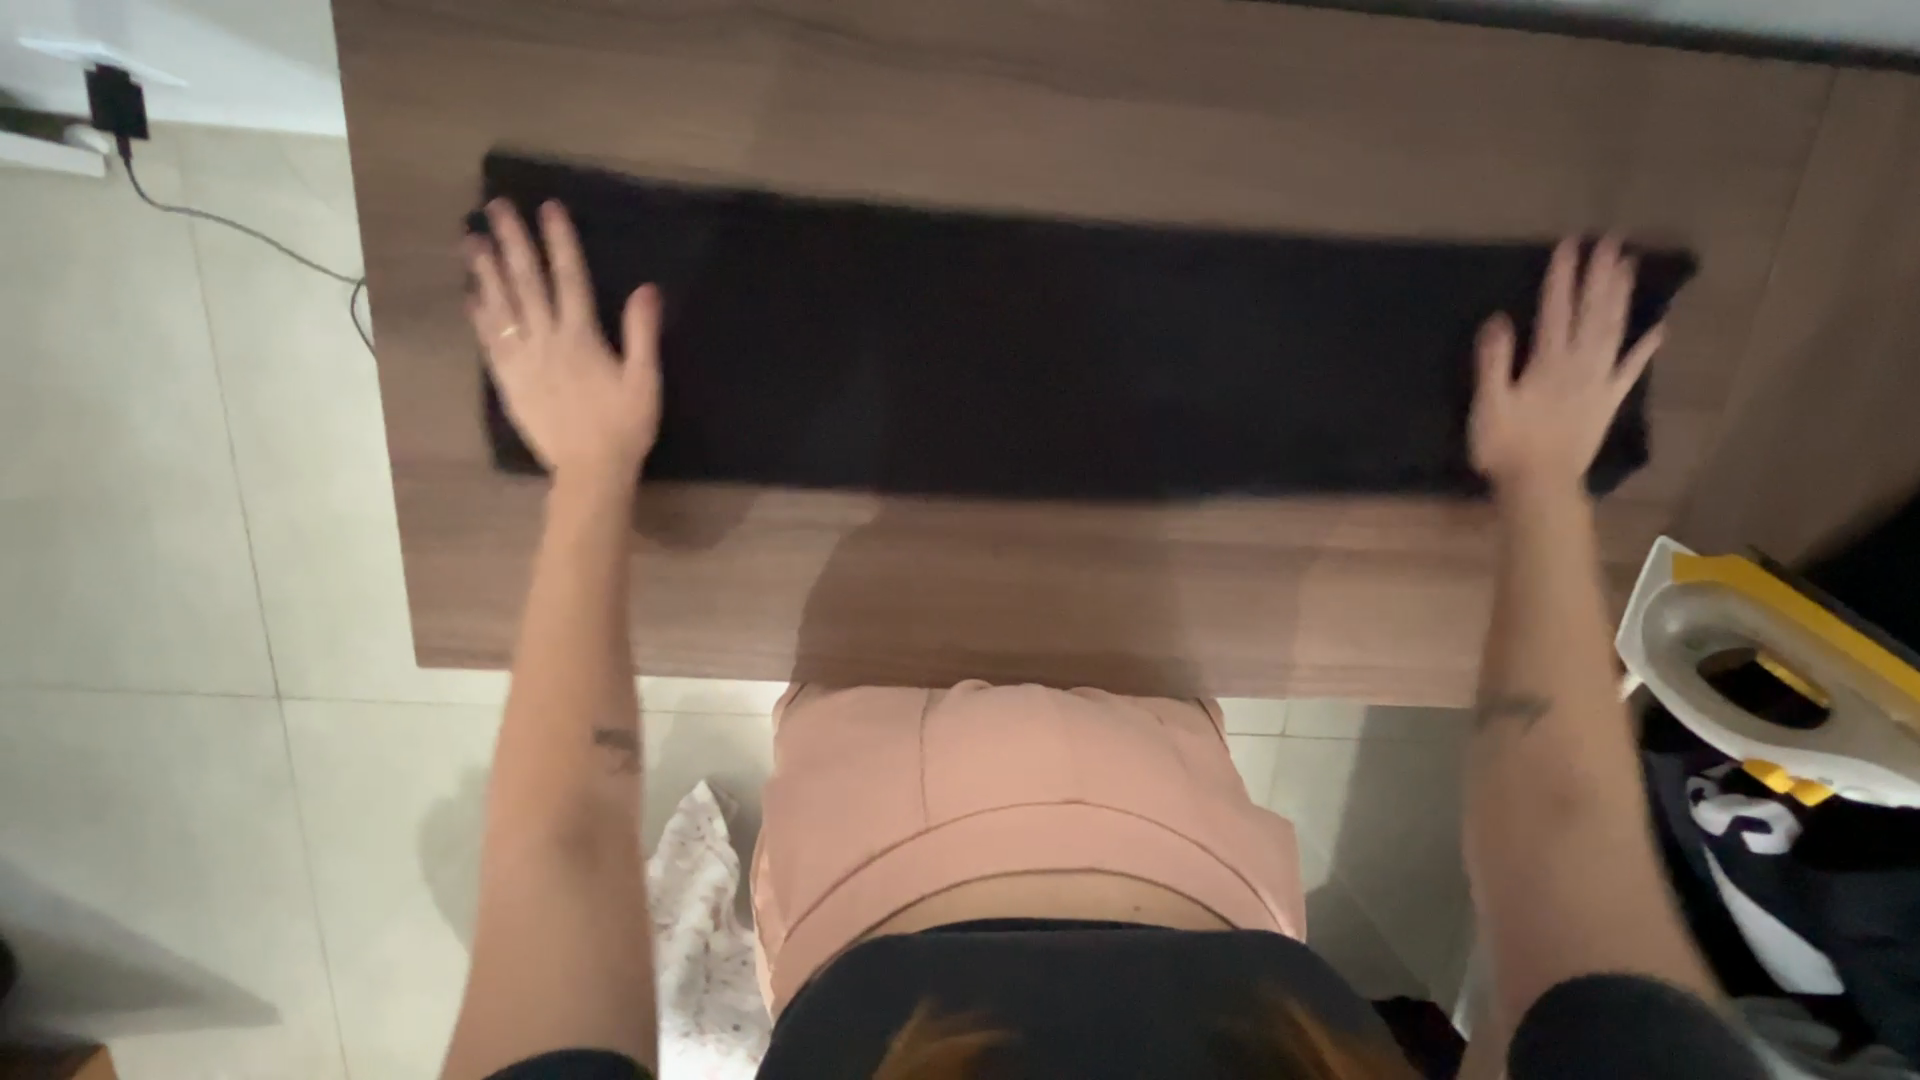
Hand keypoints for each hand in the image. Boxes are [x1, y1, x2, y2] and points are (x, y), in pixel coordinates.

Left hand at [465, 199, 662, 489]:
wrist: (590, 469)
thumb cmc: (625, 426)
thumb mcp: (646, 380)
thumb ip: (642, 333)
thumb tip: (646, 289)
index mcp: (582, 337)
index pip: (569, 278)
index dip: (559, 241)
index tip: (548, 208)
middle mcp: (546, 340)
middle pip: (526, 282)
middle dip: (511, 241)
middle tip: (494, 207)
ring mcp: (522, 360)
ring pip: (500, 305)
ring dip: (485, 269)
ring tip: (471, 238)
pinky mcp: (508, 380)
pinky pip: (489, 340)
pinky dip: (479, 314)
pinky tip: (472, 294)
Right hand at [1469, 236, 1664, 497]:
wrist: (1541, 484)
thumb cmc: (1506, 446)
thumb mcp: (1489, 404)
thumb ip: (1494, 362)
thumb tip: (1500, 320)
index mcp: (1549, 362)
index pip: (1557, 310)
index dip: (1563, 276)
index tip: (1570, 244)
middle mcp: (1581, 363)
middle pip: (1593, 311)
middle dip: (1600, 275)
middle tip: (1609, 241)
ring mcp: (1600, 380)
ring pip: (1615, 330)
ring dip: (1621, 296)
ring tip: (1628, 266)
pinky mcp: (1609, 399)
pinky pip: (1632, 367)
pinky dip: (1646, 346)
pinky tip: (1659, 327)